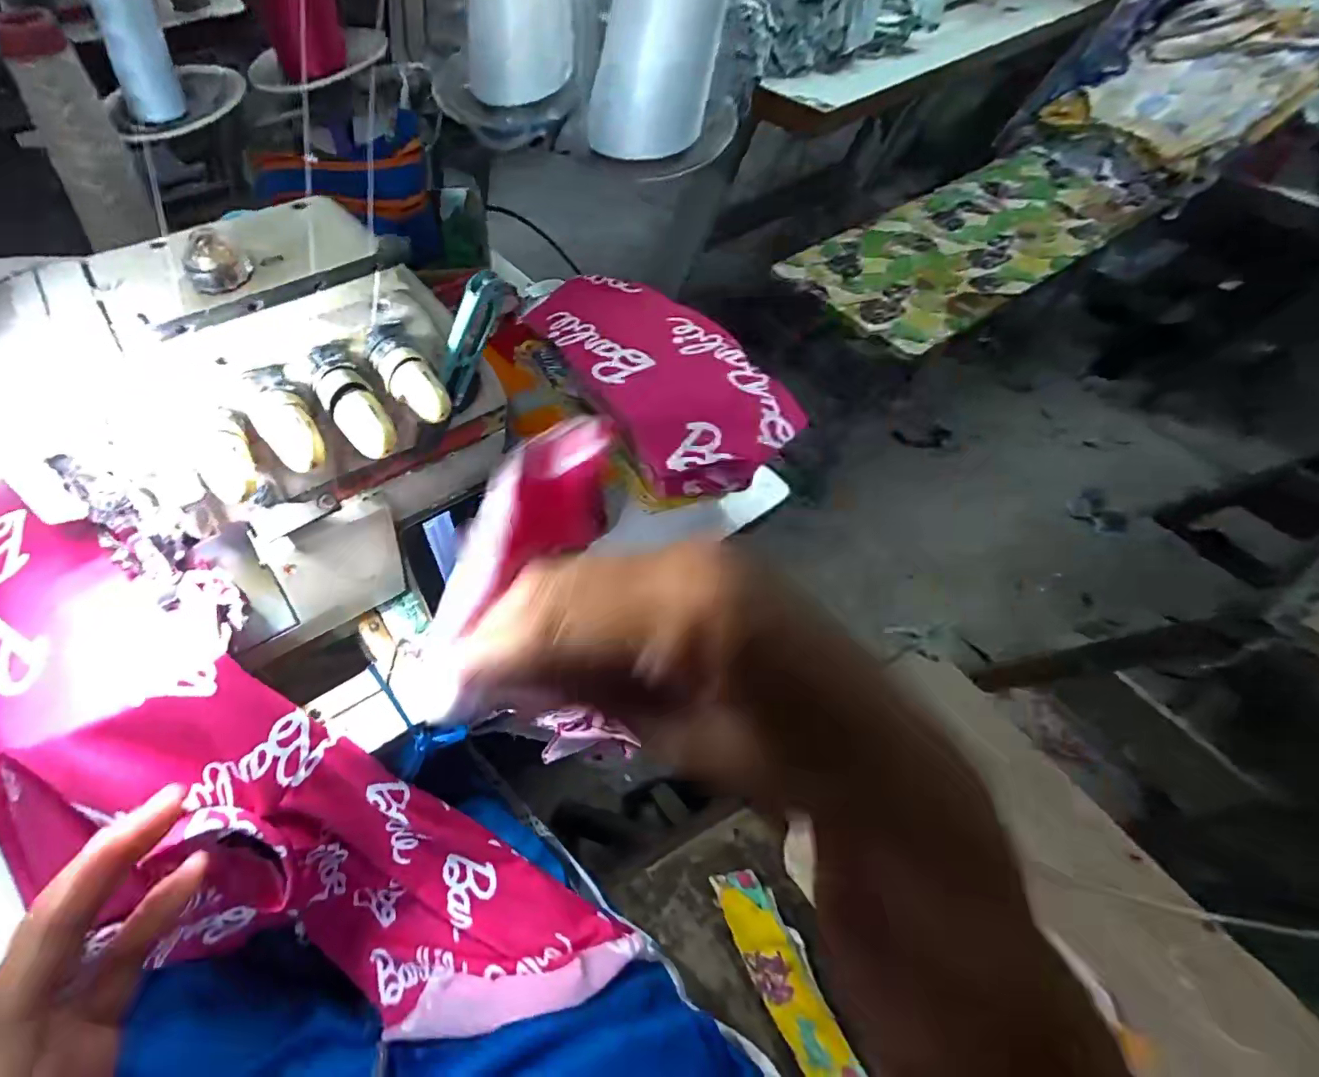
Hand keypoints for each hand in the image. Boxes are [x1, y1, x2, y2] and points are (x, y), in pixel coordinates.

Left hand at [0, 786, 207, 1076]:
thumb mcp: (30, 1060)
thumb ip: (99, 987)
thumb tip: (145, 981)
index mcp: (10, 998)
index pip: (57, 913)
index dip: (104, 858)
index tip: (157, 813)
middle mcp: (32, 981)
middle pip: (77, 896)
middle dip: (123, 843)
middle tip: (176, 797)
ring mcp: (63, 996)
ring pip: (107, 918)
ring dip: (147, 869)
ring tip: (191, 826)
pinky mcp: (93, 1017)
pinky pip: (127, 954)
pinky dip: (158, 915)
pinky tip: (192, 882)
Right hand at [450, 541, 780, 800]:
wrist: (875, 750)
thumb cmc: (786, 765)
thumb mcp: (673, 740)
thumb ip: (580, 691)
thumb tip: (492, 674)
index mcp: (691, 605)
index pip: (558, 610)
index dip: (492, 644)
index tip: (443, 681)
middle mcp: (683, 558)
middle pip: (555, 580)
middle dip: (497, 627)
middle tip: (455, 673)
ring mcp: (687, 553)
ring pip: (569, 575)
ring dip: (522, 619)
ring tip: (488, 664)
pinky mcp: (687, 562)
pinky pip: (596, 581)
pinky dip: (558, 613)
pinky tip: (538, 646)